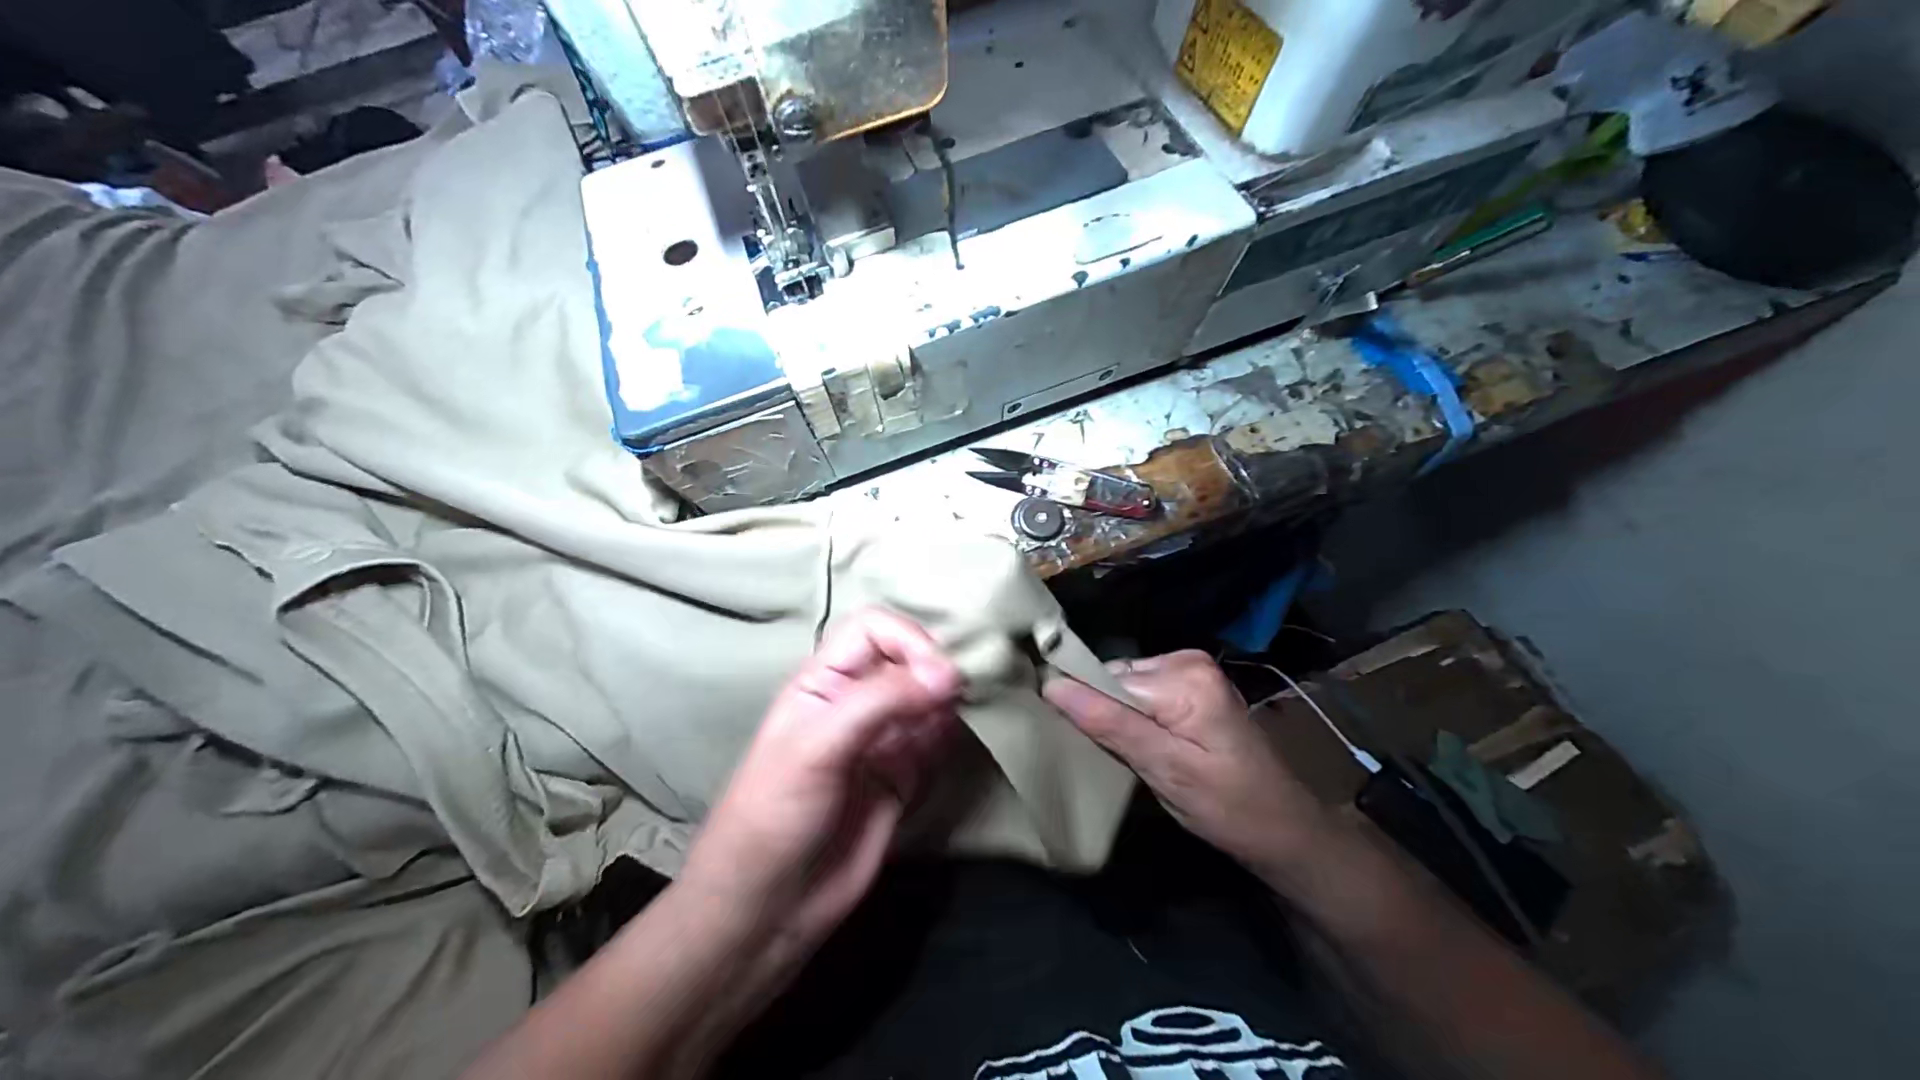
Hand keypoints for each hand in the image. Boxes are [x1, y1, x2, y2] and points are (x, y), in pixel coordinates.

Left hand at [677, 608, 962, 972]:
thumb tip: (949, 672)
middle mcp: (856, 701)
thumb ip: (881, 702)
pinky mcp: (903, 776)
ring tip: (970, 708)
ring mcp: (881, 739)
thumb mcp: (816, 747)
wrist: (766, 909)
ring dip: (951, 696)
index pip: (874, 629)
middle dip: (937, 664)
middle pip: (907, 657)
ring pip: (928, 696)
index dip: (908, 639)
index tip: (939, 673)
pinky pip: (936, 739)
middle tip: (964, 690)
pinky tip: (959, 734)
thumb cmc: (774, 815)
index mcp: (823, 681)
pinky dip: (953, 731)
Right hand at [1043, 651, 1334, 881]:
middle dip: (1102, 712)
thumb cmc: (1229, 808)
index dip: (1082, 704)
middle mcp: (1187, 661)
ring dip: (1116, 716)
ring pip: (1122, 685)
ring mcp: (1191, 672)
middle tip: (1110, 755)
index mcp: (1186, 676)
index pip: (1107, 677)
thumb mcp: (1166, 770)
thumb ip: (1111, 724)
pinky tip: (1143, 745)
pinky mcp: (1191, 687)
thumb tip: (1052, 685)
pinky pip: (1139, 692)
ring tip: (1128, 753)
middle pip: (1114, 677)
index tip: (1065, 735)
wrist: (1283, 828)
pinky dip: (1132, 717)